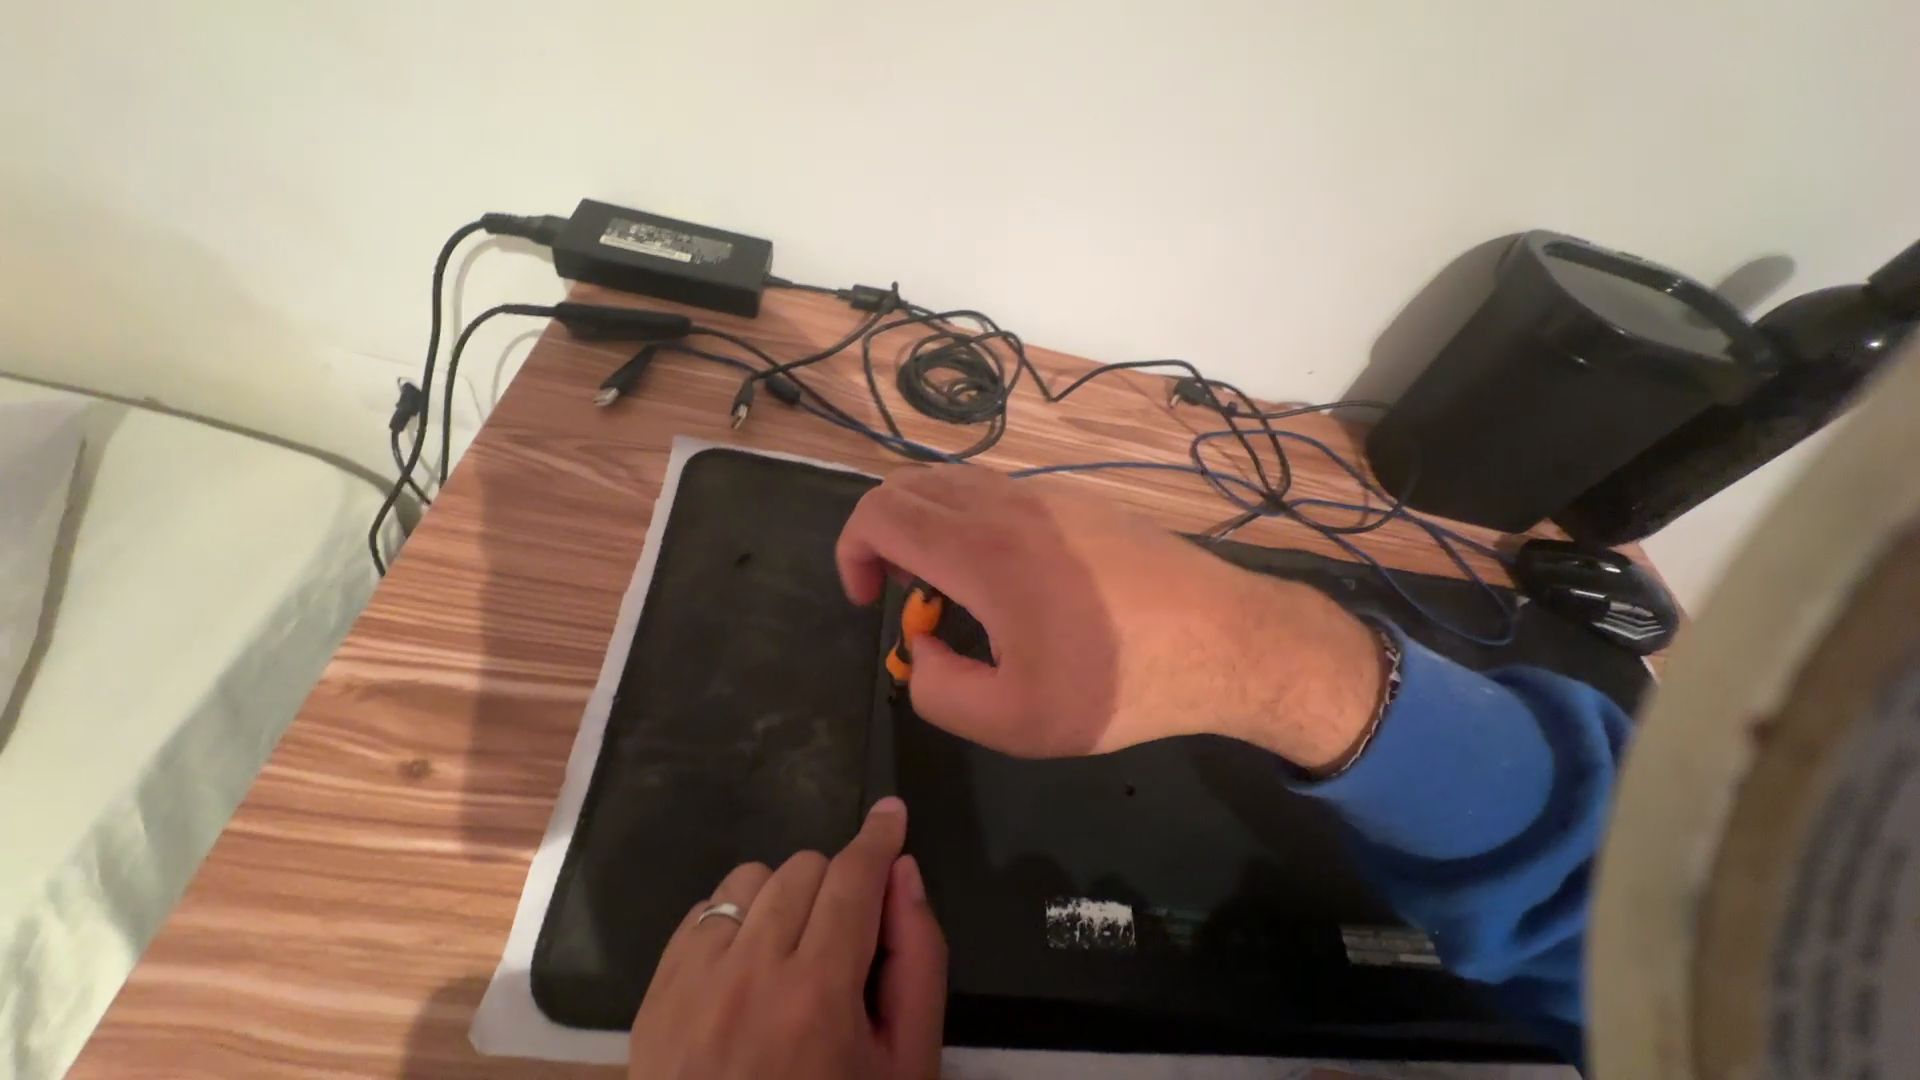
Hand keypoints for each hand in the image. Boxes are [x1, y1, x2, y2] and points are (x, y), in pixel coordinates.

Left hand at [628, 797, 946, 1079]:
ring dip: (785, 897)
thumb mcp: (907, 1064)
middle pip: (805, 868)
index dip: (878, 836)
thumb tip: (902, 873)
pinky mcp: (656, 995)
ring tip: (794, 951)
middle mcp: (748, 974)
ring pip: (752, 878)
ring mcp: (692, 983)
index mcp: (817, 995)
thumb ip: (919, 959)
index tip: (892, 812)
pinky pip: (705, 910)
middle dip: (839, 885)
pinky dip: (736, 919)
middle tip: (848, 936)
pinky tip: (748, 966)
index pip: (853, 878)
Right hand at [835, 466, 1383, 767]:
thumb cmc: (1120, 683)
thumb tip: (921, 649)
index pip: (878, 512)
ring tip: (950, 588)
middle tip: (904, 594)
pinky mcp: (1080, 500)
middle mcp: (1008, 503)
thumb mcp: (1014, 722)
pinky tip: (1004, 577)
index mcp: (981, 550)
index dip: (852, 552)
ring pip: (954, 481)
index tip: (869, 601)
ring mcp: (1049, 494)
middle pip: (909, 485)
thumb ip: (938, 690)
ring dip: (928, 524)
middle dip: (883, 535)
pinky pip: (998, 491)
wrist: (1228, 639)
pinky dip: (969, 519)